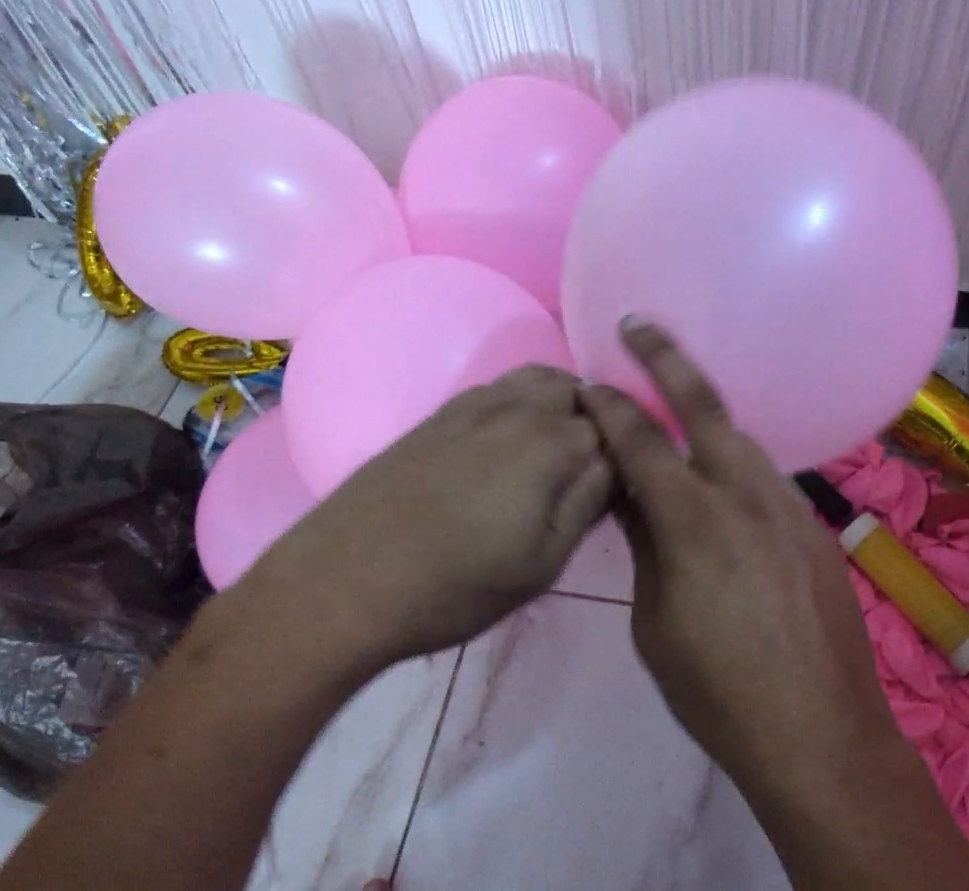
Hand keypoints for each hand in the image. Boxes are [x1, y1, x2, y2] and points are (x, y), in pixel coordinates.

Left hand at [248, 366, 612, 676]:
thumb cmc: (454, 586)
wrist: (341, 584)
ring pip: (536, 381)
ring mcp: (471, 406)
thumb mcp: (542, 563)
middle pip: (579, 392)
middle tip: (591, 470)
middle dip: (595, 420)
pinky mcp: (436, 417)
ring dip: (558, 404)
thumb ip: (589, 503)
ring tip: (553, 454)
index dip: (628, 455)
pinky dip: (519, 405)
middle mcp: (517, 409)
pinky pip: (497, 390)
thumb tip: (616, 463)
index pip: (616, 430)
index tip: (626, 485)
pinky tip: (505, 448)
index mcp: (552, 442)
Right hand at [578, 321, 900, 781]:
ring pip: (744, 442)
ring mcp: (792, 508)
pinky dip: (739, 466)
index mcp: (696, 520)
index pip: (643, 443)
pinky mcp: (817, 529)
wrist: (818, 731)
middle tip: (640, 325)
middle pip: (706, 407)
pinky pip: (769, 480)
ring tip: (679, 406)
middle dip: (668, 360)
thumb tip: (632, 496)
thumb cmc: (717, 692)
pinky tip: (725, 485)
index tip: (588, 383)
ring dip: (708, 417)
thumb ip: (646, 546)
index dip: (611, 408)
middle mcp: (748, 495)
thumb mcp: (654, 623)